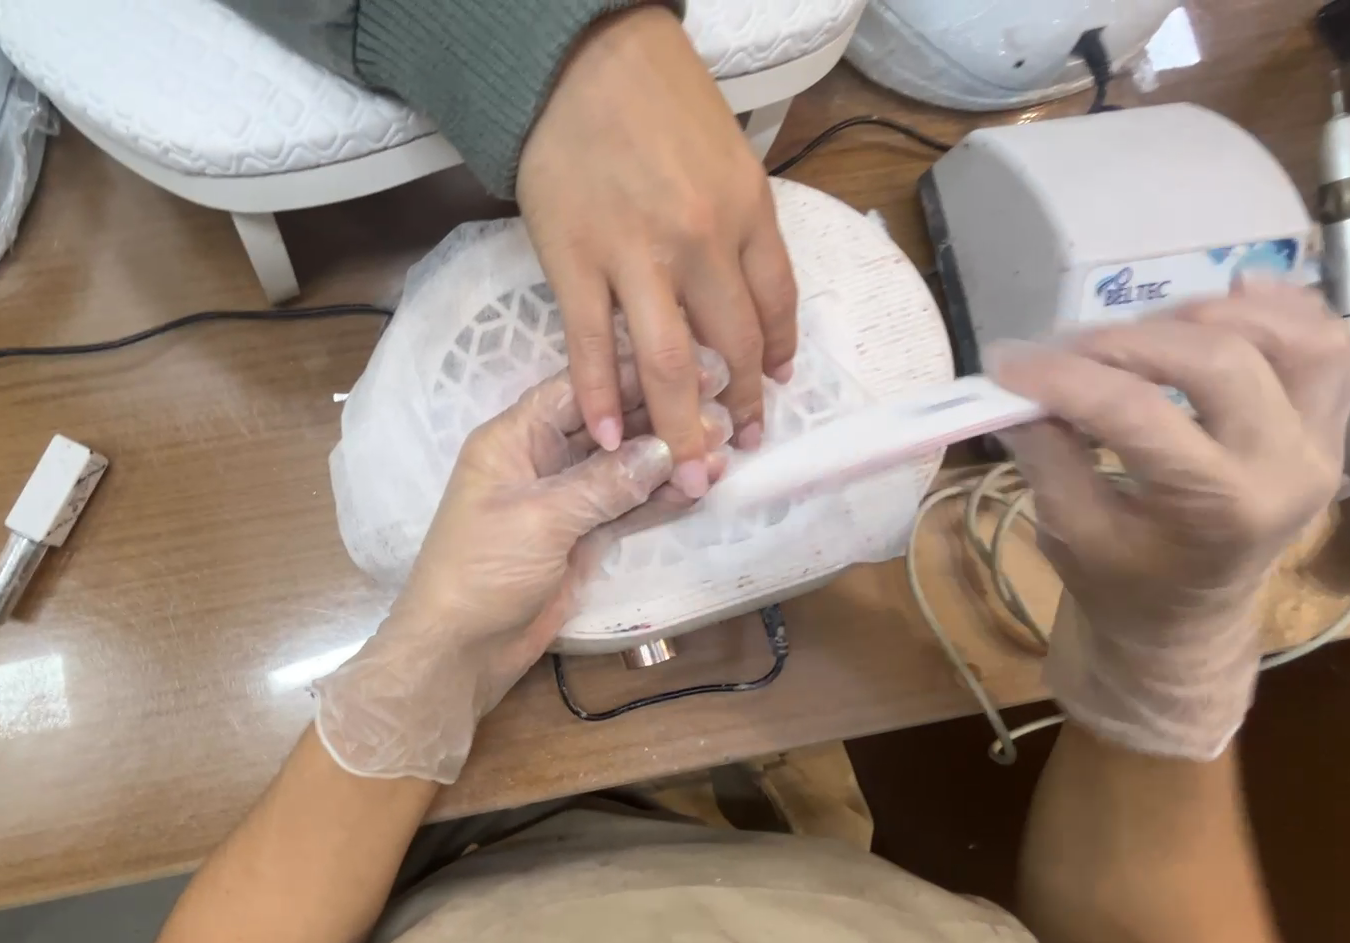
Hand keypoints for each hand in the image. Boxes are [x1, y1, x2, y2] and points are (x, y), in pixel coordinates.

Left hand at [315, 362, 732, 782]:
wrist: (462, 649)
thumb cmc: (483, 571)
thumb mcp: (540, 519)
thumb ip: (603, 483)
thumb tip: (666, 449)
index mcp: (514, 438)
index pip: (579, 390)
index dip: (632, 376)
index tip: (690, 366)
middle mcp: (541, 458)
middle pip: (608, 426)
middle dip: (661, 418)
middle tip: (722, 409)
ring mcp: (564, 499)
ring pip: (625, 467)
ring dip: (670, 459)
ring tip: (724, 448)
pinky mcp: (582, 535)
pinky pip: (627, 507)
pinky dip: (660, 498)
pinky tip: (700, 485)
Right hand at [516, 5, 795, 497]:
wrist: (579, 62)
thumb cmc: (658, 101)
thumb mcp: (727, 154)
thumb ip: (739, 224)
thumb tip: (739, 290)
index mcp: (747, 211)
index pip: (774, 306)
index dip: (773, 358)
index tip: (768, 392)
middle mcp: (701, 244)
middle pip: (727, 348)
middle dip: (734, 411)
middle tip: (731, 455)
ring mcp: (635, 259)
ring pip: (664, 364)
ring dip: (677, 428)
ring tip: (682, 473)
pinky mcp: (575, 268)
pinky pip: (591, 348)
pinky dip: (601, 399)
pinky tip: (609, 438)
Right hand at [992, 281, 1349, 759]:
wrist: (1181, 614)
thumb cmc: (1116, 581)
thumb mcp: (1066, 530)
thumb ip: (1047, 455)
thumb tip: (1015, 392)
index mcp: (1215, 506)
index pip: (1135, 412)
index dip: (1063, 378)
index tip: (1003, 364)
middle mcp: (1287, 465)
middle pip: (1218, 361)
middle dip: (1124, 341)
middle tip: (1059, 348)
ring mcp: (1321, 441)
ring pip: (1290, 338)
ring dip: (1201, 319)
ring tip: (1129, 332)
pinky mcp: (1326, 425)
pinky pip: (1326, 345)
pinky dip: (1278, 309)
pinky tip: (1225, 296)